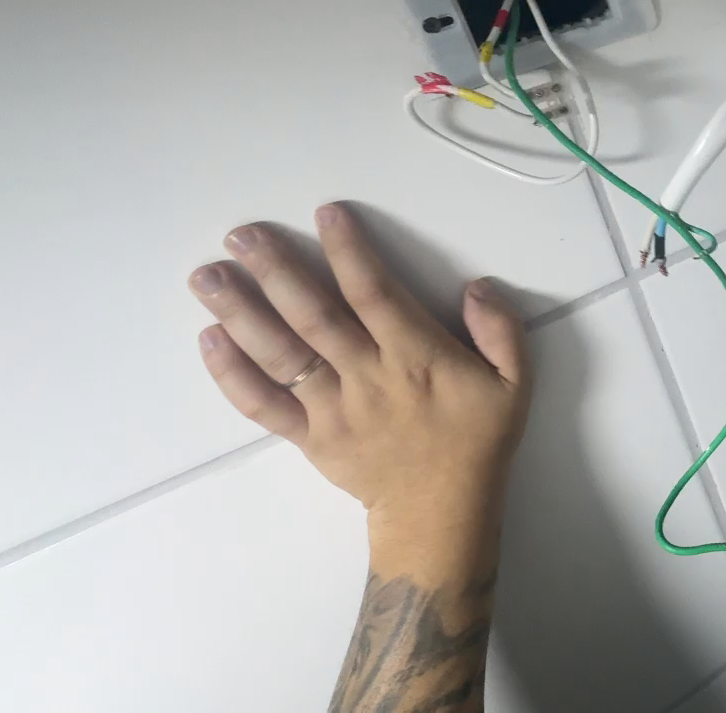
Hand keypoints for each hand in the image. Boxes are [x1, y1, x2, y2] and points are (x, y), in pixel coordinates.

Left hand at [187, 203, 531, 553]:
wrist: (441, 509)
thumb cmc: (480, 437)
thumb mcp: (517, 381)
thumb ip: (501, 330)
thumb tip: (476, 286)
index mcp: (417, 356)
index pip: (377, 293)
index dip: (351, 252)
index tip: (327, 215)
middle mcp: (367, 375)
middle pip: (314, 316)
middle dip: (276, 272)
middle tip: (240, 234)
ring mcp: (331, 408)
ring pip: (281, 354)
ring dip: (241, 313)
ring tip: (208, 276)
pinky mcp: (308, 437)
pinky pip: (263, 404)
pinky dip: (232, 373)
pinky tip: (210, 340)